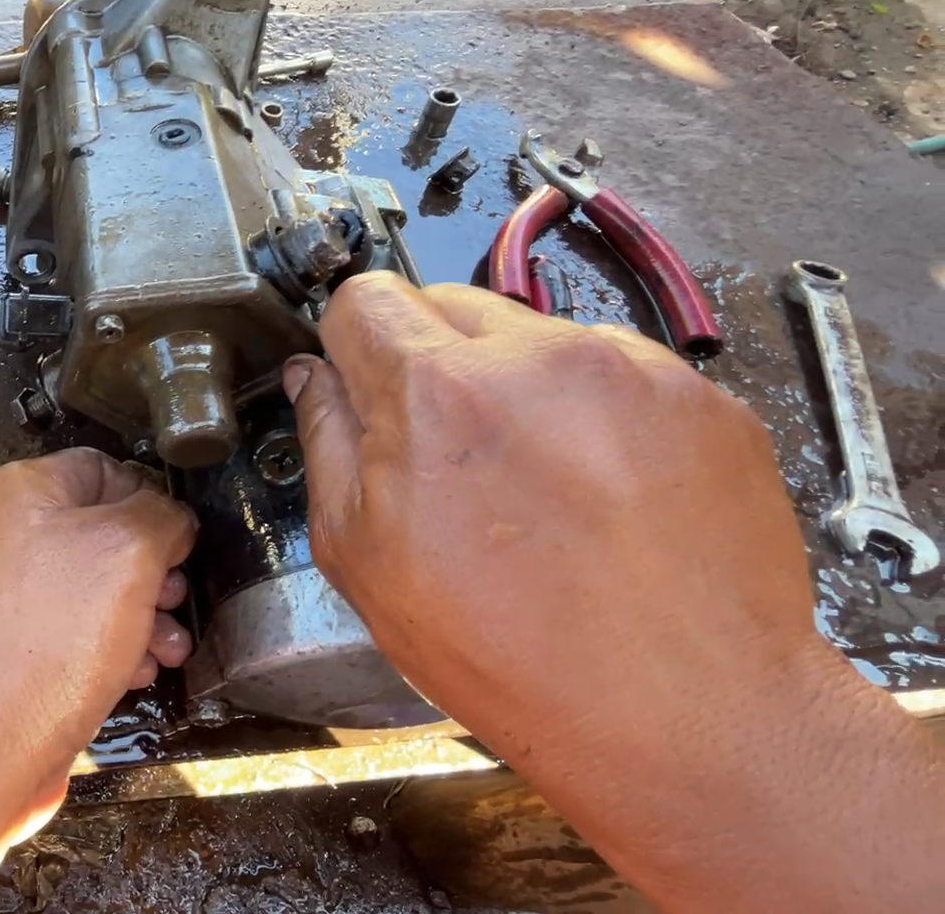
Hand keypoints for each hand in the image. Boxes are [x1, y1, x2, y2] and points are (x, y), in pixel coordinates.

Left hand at [0, 448, 195, 808]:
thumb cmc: (50, 636)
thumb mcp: (127, 549)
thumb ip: (160, 515)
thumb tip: (170, 518)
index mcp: (20, 491)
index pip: (101, 469)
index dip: (148, 500)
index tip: (179, 540)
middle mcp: (1, 534)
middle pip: (98, 533)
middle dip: (151, 569)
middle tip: (175, 598)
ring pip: (89, 588)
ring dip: (140, 615)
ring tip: (170, 649)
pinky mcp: (4, 648)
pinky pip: (67, 631)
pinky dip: (107, 646)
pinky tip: (136, 674)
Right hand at [286, 273, 939, 911]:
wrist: (687, 714)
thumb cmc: (499, 644)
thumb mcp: (357, 550)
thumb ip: (325, 439)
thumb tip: (313, 377)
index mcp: (434, 393)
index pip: (363, 297)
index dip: (347, 340)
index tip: (359, 381)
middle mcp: (533, 358)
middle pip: (441, 299)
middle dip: (421, 354)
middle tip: (434, 437)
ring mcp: (628, 370)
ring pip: (521, 330)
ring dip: (500, 377)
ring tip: (519, 468)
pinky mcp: (698, 396)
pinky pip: (602, 364)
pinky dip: (575, 402)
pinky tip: (584, 480)